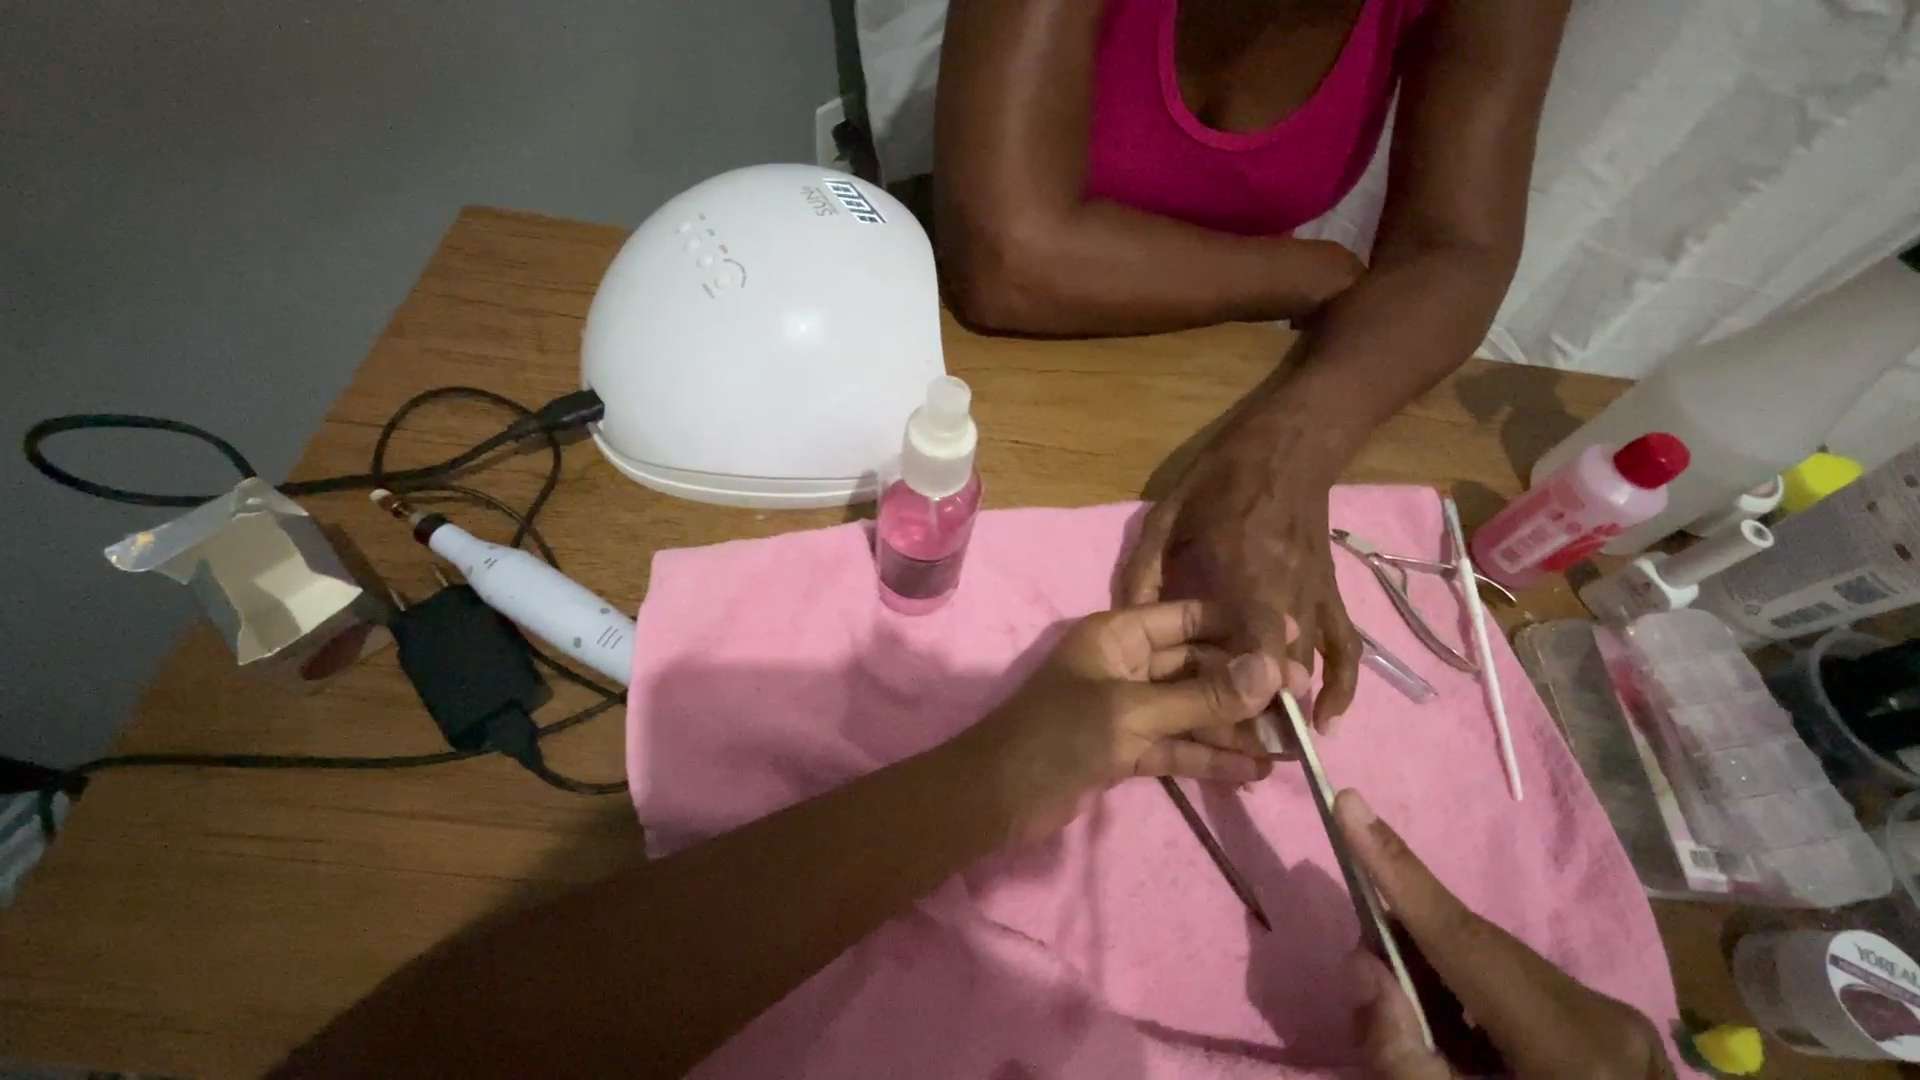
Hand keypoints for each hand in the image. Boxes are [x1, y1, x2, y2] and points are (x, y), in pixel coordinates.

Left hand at [972, 601, 1309, 840]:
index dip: (1239, 626)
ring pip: (1190, 710)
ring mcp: (1124, 708)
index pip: (1189, 618)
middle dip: (1244, 686)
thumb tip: (1271, 668)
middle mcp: (1124, 664)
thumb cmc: (1059, 735)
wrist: (998, 797)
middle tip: (1301, 705)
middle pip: (1196, 667)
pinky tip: (1253, 771)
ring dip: (1234, 727)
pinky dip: (1209, 757)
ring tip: (1290, 746)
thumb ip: (1202, 695)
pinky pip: (1176, 745)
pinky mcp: (1123, 748)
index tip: (1291, 638)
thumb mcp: (1133, 711)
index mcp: (1117, 634)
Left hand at [1120, 407, 1361, 731]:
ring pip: (1309, 659)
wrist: (1288, 445)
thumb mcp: (1166, 516)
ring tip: (1281, 747)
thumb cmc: (1221, 477)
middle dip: (1265, 704)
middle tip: (1250, 746)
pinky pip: (1347, 645)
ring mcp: (1313, 595)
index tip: (1244, 712)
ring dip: (1296, 704)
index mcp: (1239, 568)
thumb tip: (1129, 613)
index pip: (1251, 628)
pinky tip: (1329, 721)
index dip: (1251, 672)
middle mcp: (1283, 589)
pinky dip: (1345, 684)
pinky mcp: (1329, 595)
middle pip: (1278, 658)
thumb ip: (1147, 567)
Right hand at [1336, 791, 1673, 1079]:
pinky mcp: (1621, 1036)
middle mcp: (1605, 1018)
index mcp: (1571, 1049)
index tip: (1350, 801)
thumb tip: (1360, 961)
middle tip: (1362, 959)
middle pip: (1476, 946)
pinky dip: (1474, 998)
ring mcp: (1623, 1026)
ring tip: (1413, 1016)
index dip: (1396, 869)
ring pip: (1497, 965)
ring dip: (1440, 973)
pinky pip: (1521, 989)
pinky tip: (1459, 1038)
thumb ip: (1399, 1051)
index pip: (1461, 935)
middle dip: (1408, 937)